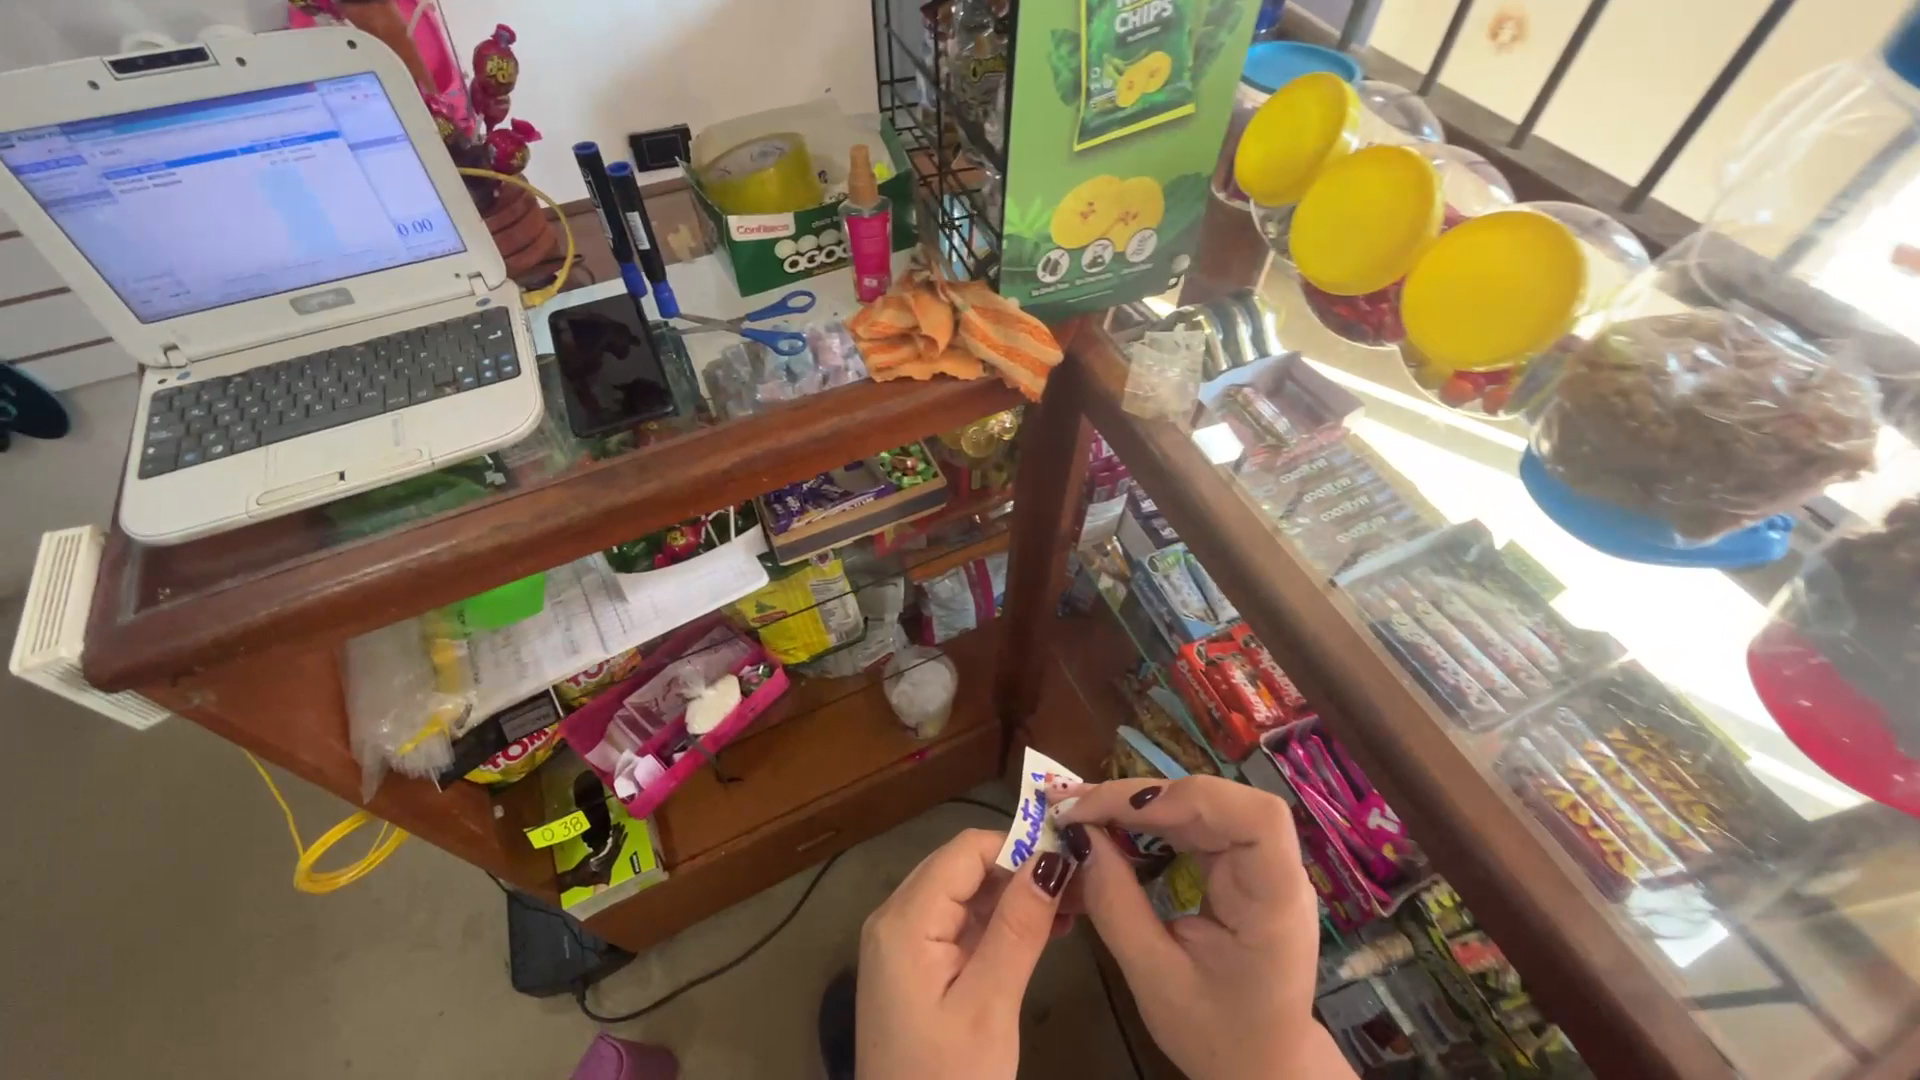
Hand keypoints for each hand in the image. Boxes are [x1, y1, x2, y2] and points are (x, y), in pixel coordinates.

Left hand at [856, 828, 1073, 1079]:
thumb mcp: (988, 1007)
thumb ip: (1017, 928)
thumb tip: (1051, 858)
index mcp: (904, 921)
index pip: (965, 851)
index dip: (1017, 846)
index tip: (1071, 860)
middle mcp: (895, 918)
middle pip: (963, 867)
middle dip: (1021, 869)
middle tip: (1080, 884)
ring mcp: (903, 943)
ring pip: (965, 893)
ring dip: (1015, 896)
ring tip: (1074, 906)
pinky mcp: (916, 967)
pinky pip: (960, 924)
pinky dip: (1000, 923)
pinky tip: (1044, 931)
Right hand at [1056, 776, 1354, 1079]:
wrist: (1264, 1067)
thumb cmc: (1218, 1035)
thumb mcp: (1155, 979)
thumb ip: (1117, 905)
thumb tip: (1078, 838)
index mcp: (1273, 901)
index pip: (1255, 818)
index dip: (1188, 798)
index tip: (1121, 811)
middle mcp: (1273, 869)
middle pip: (1212, 801)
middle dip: (1138, 797)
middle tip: (1072, 806)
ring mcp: (1254, 863)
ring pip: (1194, 805)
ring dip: (1135, 804)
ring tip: (1080, 812)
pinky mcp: (1235, 865)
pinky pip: (1188, 825)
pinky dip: (1145, 822)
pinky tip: (1109, 828)